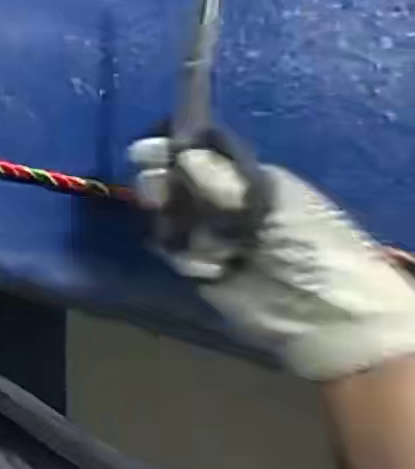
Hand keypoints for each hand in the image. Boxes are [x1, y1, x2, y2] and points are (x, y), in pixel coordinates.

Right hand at [131, 137, 414, 379]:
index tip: (145, 153)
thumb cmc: (313, 251)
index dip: (172, 152)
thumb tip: (180, 152)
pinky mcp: (192, 259)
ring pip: (163, 212)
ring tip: (203, 246)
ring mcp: (206, 232)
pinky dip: (179, 253)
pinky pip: (164, 244)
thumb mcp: (274, 206)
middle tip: (156, 200)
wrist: (324, 316)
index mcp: (253, 183)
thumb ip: (224, 179)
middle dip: (159, 186)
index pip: (200, 157)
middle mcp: (226, 203)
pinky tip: (207, 266)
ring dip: (171, 224)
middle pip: (172, 181)